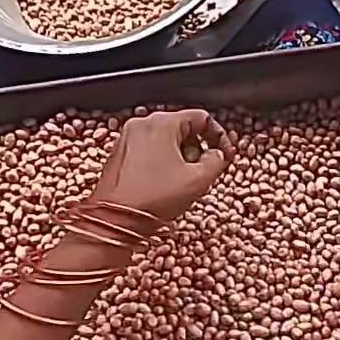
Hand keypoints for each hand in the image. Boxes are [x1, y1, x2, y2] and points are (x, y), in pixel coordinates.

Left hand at [89, 110, 234, 221]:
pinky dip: (162, 164)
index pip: (202, 118)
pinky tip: (164, 186)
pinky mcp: (119, 155)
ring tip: (182, 183)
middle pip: (182, 129)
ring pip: (165, 141)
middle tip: (202, 173)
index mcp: (162, 123)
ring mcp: (127, 139)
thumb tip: (218, 155)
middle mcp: (142, 124)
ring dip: (181, 159)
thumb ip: (217, 161)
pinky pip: (149, 152)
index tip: (225, 157)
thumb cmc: (153, 198)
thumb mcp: (198, 180)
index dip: (219, 138)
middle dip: (198, 151)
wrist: (114, 221)